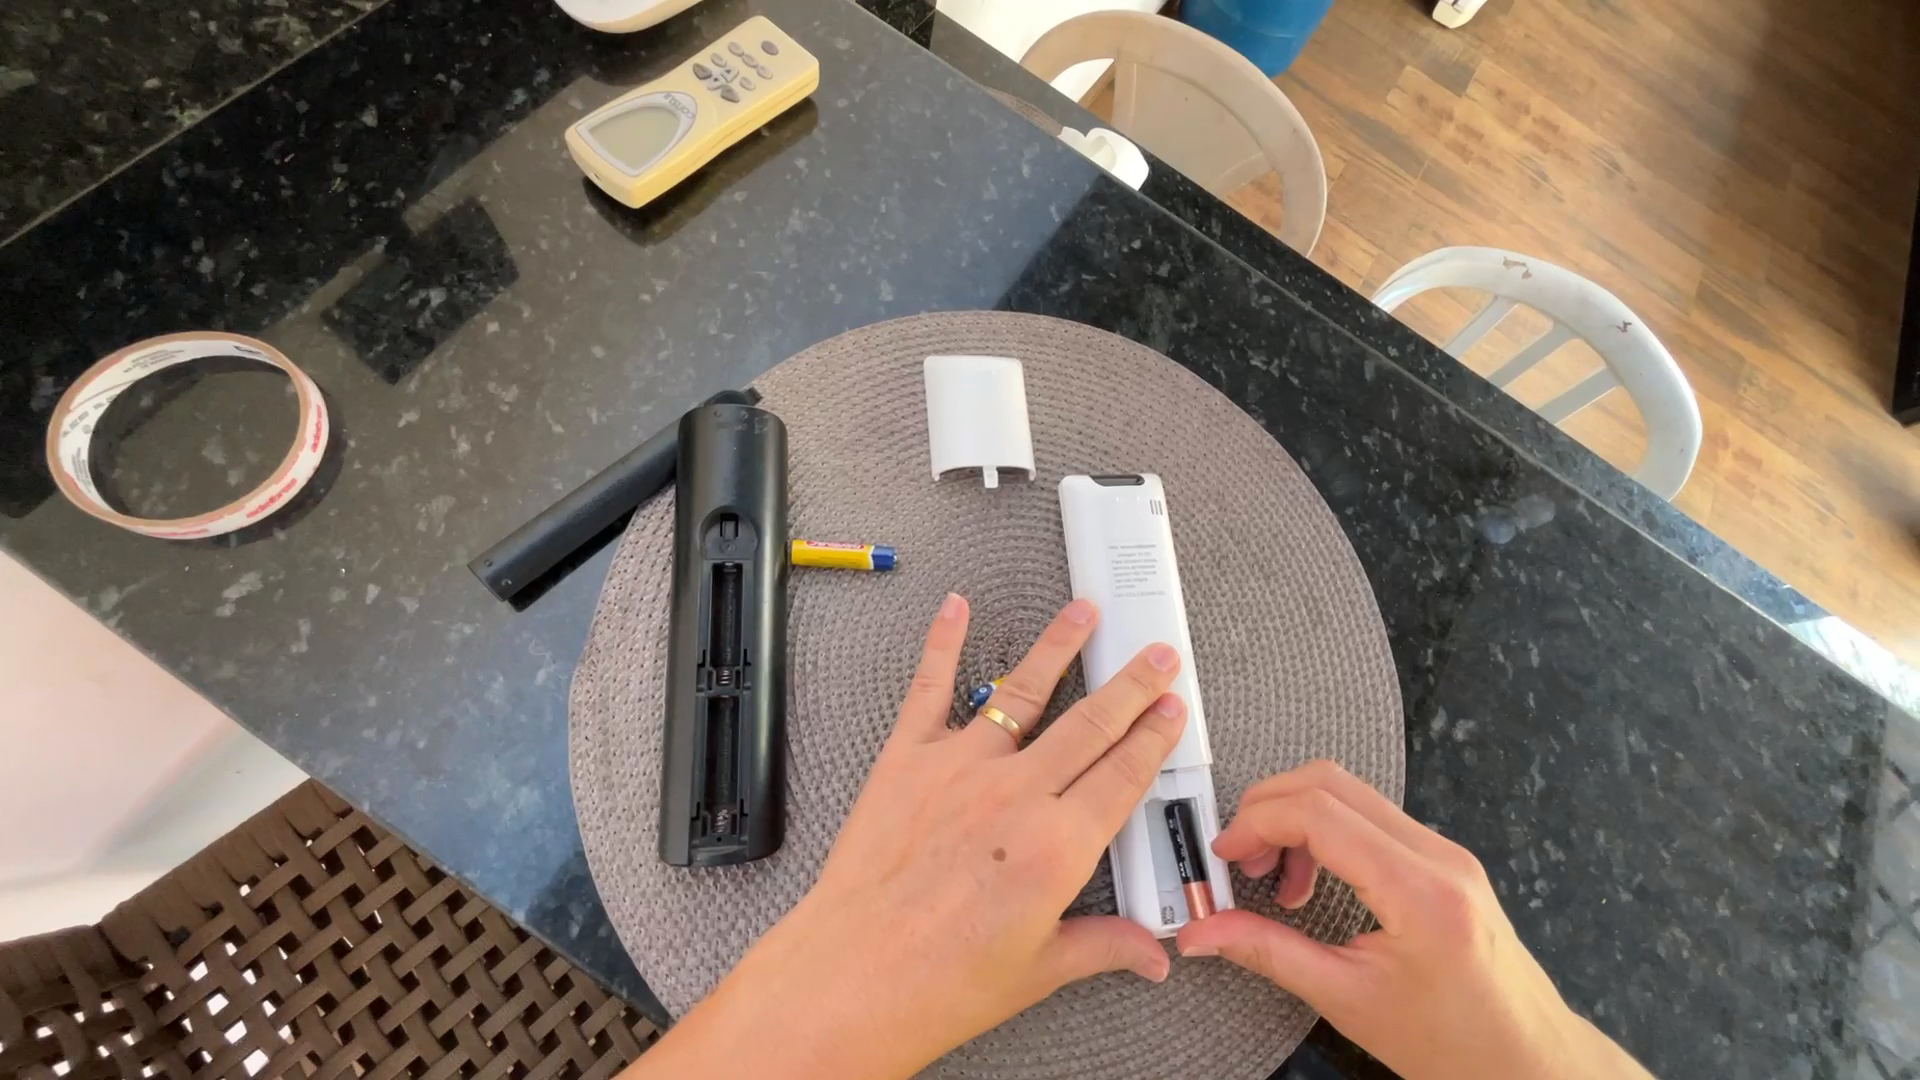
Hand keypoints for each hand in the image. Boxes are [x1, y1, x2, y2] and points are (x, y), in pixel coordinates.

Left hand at [630, 594, 1188, 1079]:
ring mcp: (961, 765)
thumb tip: (1153, 954)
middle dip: (1131, 685)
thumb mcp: (1039, 968)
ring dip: (1060, 646)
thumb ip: (1104, 945)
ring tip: (1085, 612)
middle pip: (1090, 724)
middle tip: (1156, 654)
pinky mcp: (910, 755)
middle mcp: (1016, 793)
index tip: (1172, 707)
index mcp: (1057, 845)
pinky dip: (942, 643)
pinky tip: (956, 608)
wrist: (855, 973)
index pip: (1124, 774)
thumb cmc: (942, 980)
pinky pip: (931, 687)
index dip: (1155, 737)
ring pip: (1024, 691)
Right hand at [1175, 762, 1652, 1079]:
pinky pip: (1366, 814)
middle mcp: (1437, 854)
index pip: (1319, 813)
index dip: (1257, 822)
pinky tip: (1309, 877)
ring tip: (1272, 874)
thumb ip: (1267, 952)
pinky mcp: (1441, 856)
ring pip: (1346, 789)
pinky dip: (1321, 829)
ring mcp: (1444, 849)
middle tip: (1240, 855)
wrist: (1539, 1069)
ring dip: (1293, 815)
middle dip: (1268, 806)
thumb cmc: (1454, 1048)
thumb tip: (1200, 932)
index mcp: (1419, 892)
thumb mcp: (1348, 1001)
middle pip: (1329, 782)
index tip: (1225, 854)